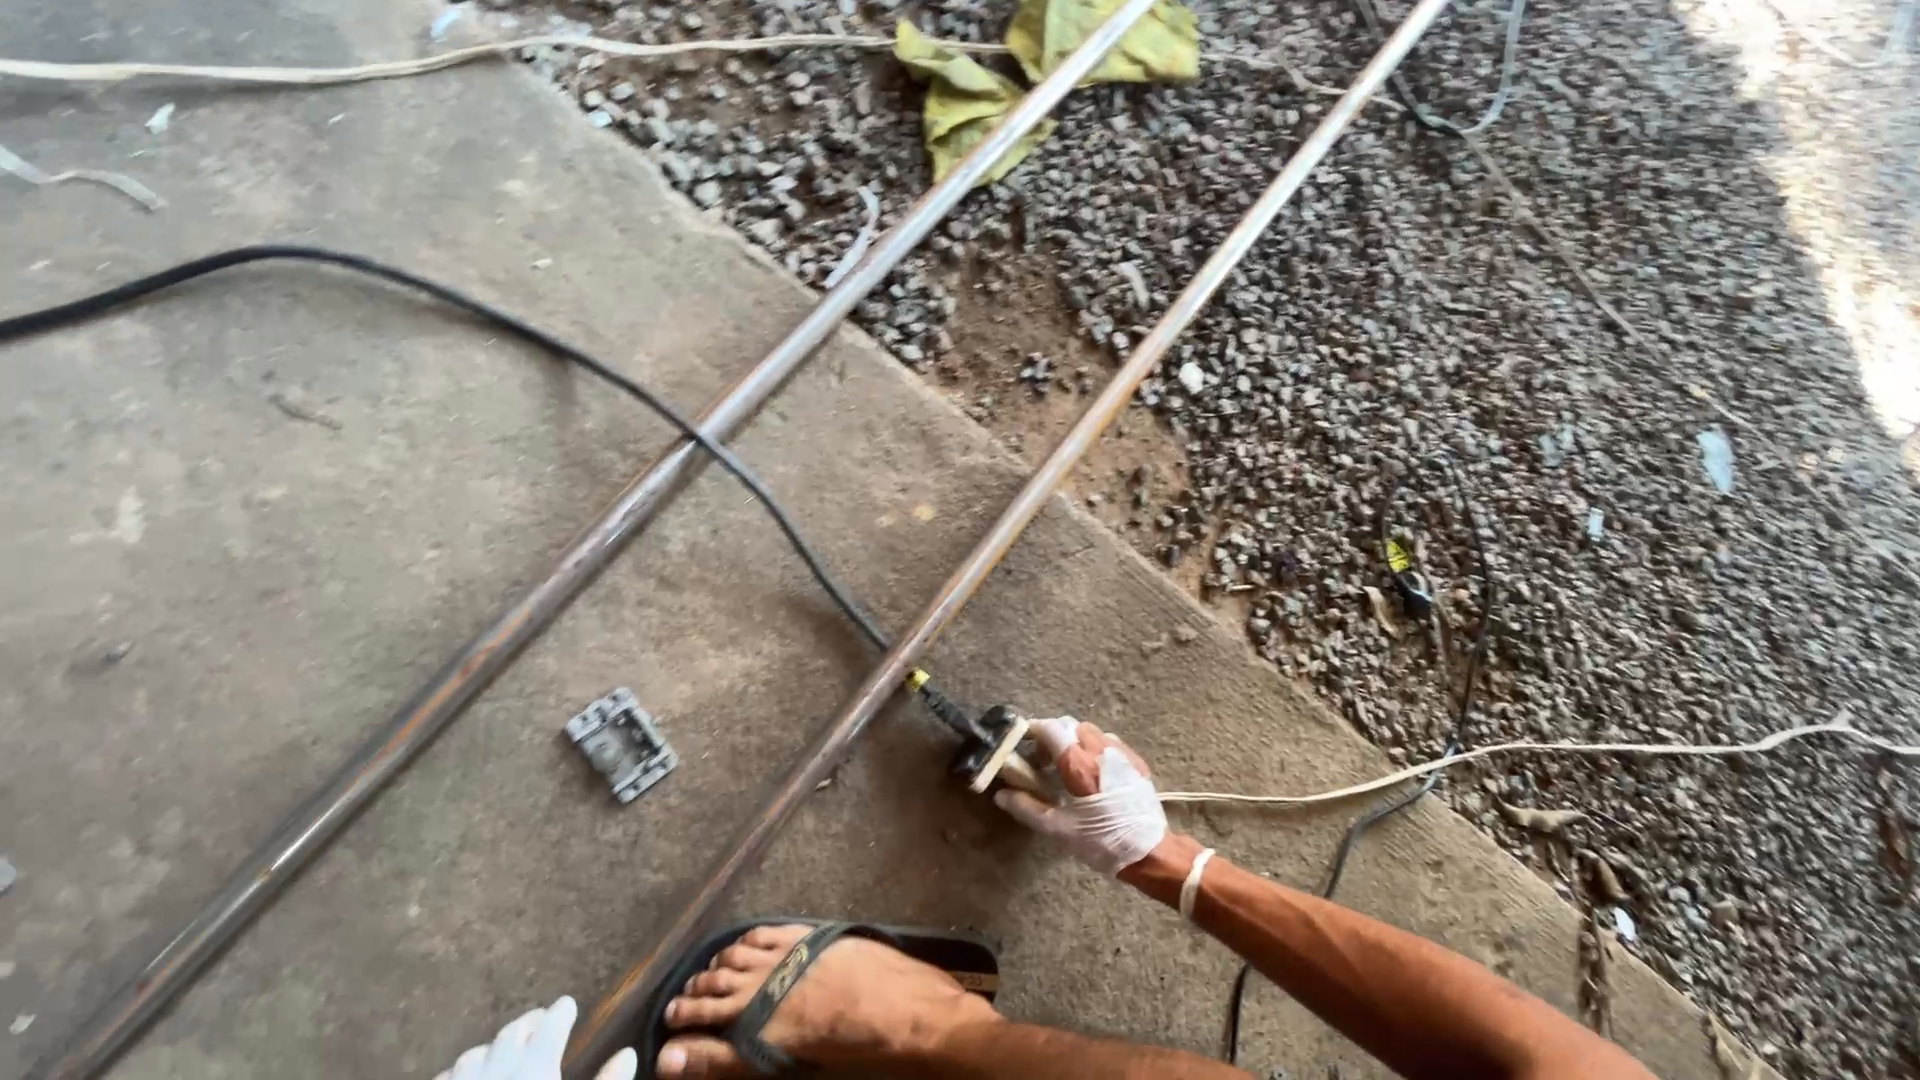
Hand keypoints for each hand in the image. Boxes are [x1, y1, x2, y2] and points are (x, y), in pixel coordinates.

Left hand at [435, 995, 637, 1079]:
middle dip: (528, 1023)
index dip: (561, 1012)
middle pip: (511, 1033)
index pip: (551, 1024)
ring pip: (473, 1055)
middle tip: (540, 1021)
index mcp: (535, 1068)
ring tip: (503, 1051)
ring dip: (492, 1047)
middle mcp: (497, 1069)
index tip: (568, 1004)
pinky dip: (457, 1075)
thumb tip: (627, 1053)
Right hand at [991, 716, 1168, 875]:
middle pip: (1070, 725)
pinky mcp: (1136, 761)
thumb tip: (1002, 795)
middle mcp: (1100, 751)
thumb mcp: (1059, 830)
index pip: (1051, 729)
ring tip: (1068, 765)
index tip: (1023, 742)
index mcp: (1079, 765)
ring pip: (1090, 731)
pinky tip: (1093, 771)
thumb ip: (1027, 808)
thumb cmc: (1102, 843)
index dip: (1034, 730)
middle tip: (1043, 760)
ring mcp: (1121, 754)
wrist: (1151, 852)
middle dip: (1053, 735)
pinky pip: (1109, 741)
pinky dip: (1094, 747)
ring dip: (1074, 740)